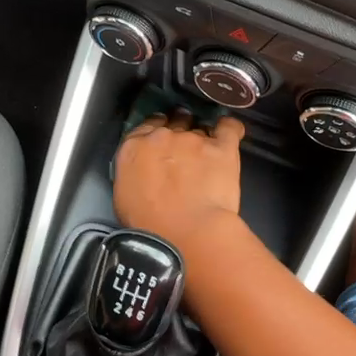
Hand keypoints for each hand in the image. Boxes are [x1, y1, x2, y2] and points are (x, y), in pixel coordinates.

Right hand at [113, 110, 246, 248]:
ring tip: (207, 152)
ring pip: (200, 128)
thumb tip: (145, 173)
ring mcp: (194, 139)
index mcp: (135, 147)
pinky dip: (230, 128)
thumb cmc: (149, 226)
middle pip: (175, 123)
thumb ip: (134, 174)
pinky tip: (230, 132)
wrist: (186, 233)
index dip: (156, 130)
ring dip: (202, 137)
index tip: (162, 140)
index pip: (146, 125)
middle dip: (180, 130)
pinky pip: (229, 128)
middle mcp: (164, 136)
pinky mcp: (222, 148)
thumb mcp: (125, 197)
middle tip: (184, 150)